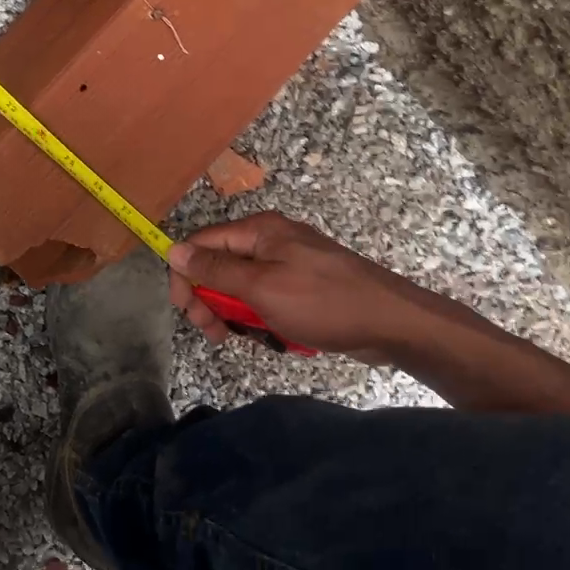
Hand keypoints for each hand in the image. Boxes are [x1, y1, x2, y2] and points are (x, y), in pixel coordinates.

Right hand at [166, 212, 449, 360]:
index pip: (201, 243)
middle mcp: (271, 240)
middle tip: (212, 332)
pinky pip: (267, 297)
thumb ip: (214, 269)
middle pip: (220, 265)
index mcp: (258, 230)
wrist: (396, 325)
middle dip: (210, 298)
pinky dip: (263, 317)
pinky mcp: (305, 287)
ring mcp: (290, 264)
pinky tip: (273, 335)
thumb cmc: (324, 302)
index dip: (185, 274)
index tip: (184, 309)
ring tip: (245, 338)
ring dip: (235, 313)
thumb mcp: (261, 287)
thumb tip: (173, 250)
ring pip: (242, 285)